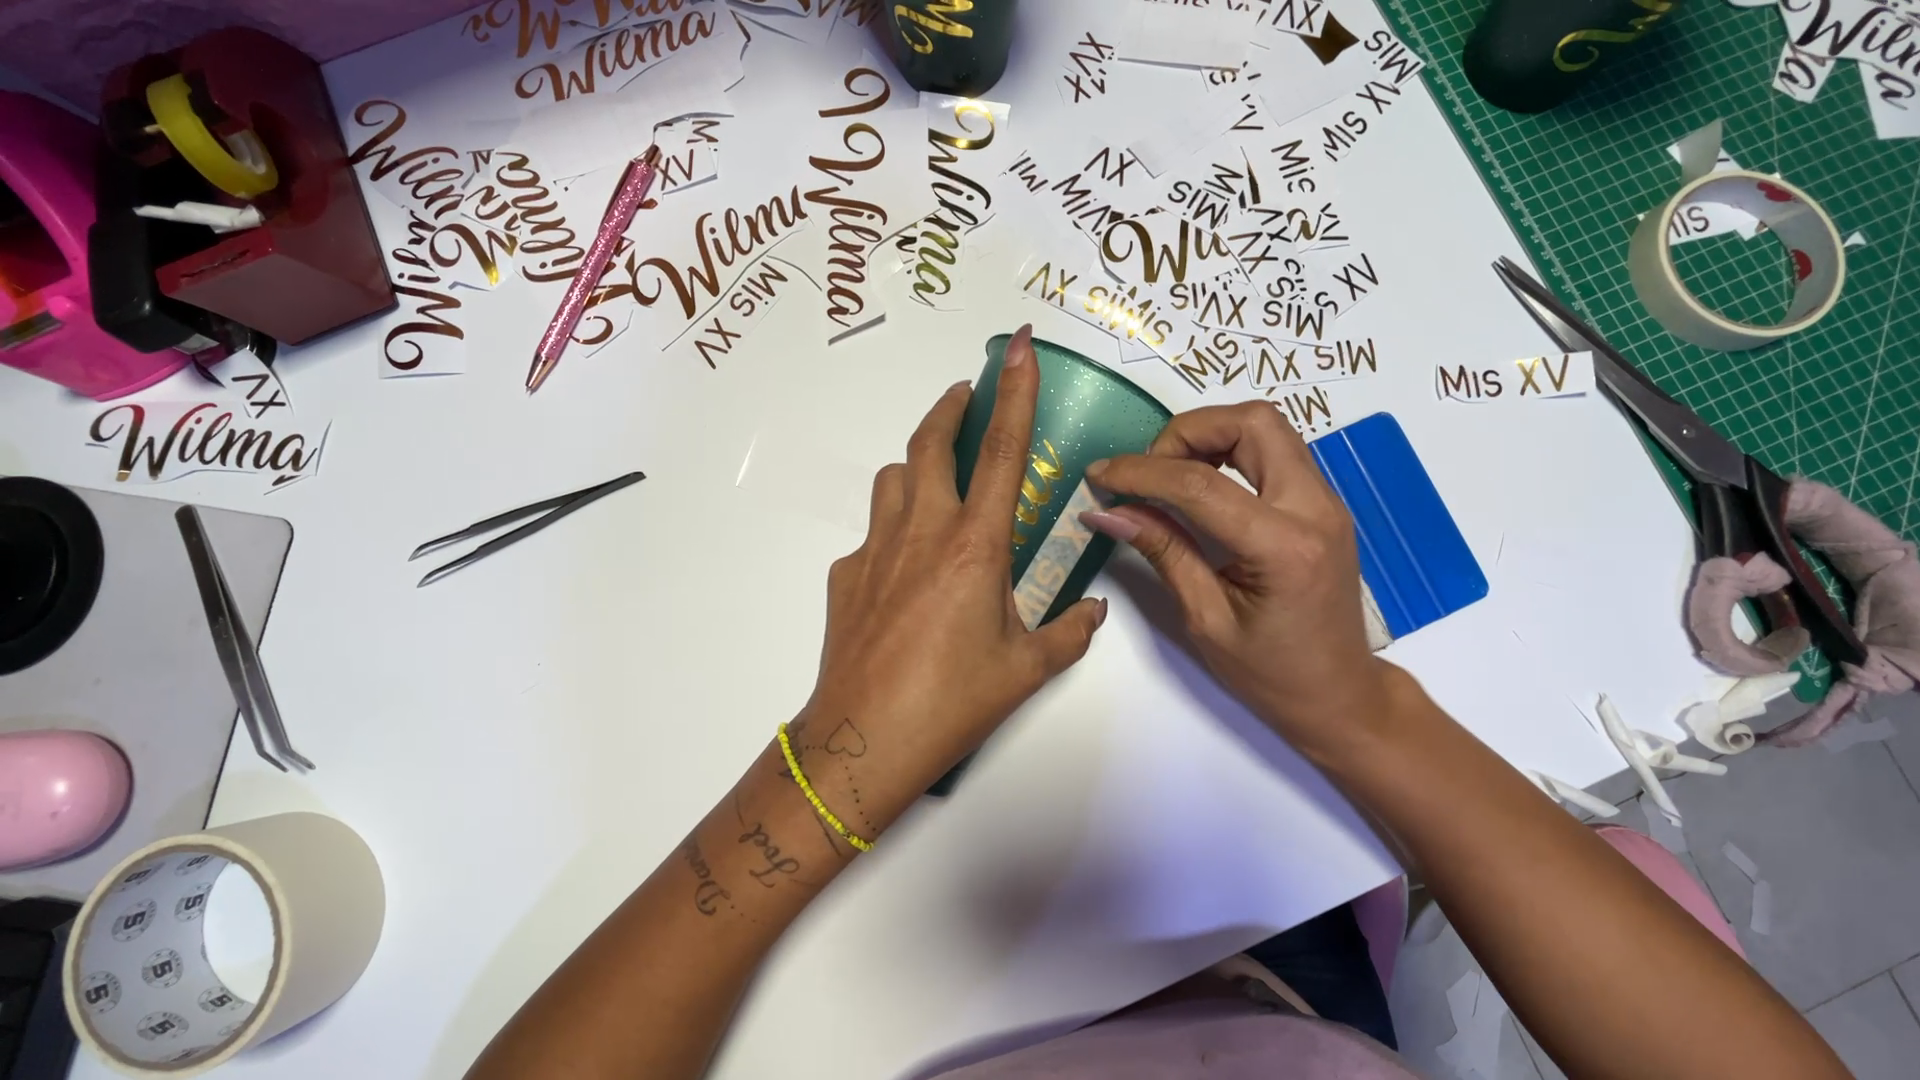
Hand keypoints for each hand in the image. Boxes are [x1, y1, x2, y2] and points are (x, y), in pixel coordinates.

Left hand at [788, 325, 1106, 842]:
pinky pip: (872, 534)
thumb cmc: (953, 702)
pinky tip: (907, 572)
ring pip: (891, 478)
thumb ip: (1068, 633)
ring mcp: (874, 550)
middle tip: (964, 394)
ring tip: (938, 480)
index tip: (1018, 346)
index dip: (1014, 392)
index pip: (1000, 450)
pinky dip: (894, 531)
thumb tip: (1093, 612)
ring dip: (916, 463)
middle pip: (928, 443)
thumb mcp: (1025, 670)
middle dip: (948, 406)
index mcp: (975, 546)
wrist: (864, 740)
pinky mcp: (846, 576)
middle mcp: (921, 532)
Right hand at [1079, 402, 1391, 748]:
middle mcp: (1316, 509)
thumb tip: (1106, 511)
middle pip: (1252, 422)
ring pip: (1266, 426)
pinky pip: (1274, 450)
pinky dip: (1230, 451)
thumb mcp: (1205, 618)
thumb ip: (1162, 551)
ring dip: (1210, 436)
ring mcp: (1326, 501)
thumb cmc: (1271, 673)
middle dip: (1187, 432)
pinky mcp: (1321, 503)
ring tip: (1169, 476)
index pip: (1202, 484)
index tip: (1099, 475)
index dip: (1141, 472)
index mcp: (1284, 548)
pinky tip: (1200, 486)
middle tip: (1149, 472)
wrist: (1339, 694)